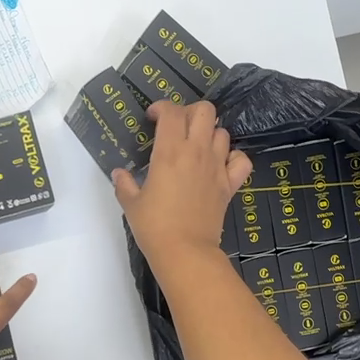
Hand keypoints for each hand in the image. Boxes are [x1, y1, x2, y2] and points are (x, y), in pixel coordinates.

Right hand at [112, 100, 252, 268]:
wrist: (185, 251)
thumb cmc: (154, 227)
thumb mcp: (131, 205)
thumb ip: (125, 184)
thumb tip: (119, 173)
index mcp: (170, 152)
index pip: (172, 112)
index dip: (162, 108)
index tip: (152, 118)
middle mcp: (197, 151)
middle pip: (204, 111)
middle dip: (190, 112)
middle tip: (178, 128)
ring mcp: (217, 166)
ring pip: (222, 132)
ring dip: (209, 134)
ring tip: (196, 148)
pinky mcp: (229, 184)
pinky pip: (240, 160)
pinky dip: (233, 157)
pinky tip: (221, 164)